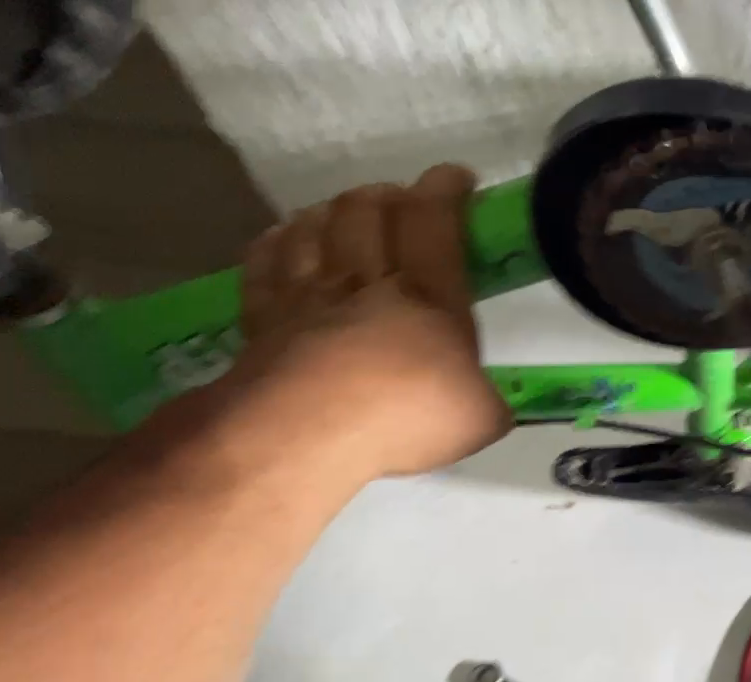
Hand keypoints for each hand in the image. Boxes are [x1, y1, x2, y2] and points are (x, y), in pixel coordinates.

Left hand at [220, 164, 510, 481]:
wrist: (305, 435)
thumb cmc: (407, 419)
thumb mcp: (483, 418)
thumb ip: (486, 396)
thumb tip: (478, 396)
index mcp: (430, 299)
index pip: (435, 224)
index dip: (446, 192)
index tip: (458, 178)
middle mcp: (366, 281)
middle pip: (368, 212)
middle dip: (390, 195)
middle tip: (406, 200)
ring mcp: (307, 295)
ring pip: (315, 226)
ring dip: (335, 210)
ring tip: (348, 213)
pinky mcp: (265, 317)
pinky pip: (266, 261)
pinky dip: (280, 241)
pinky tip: (287, 237)